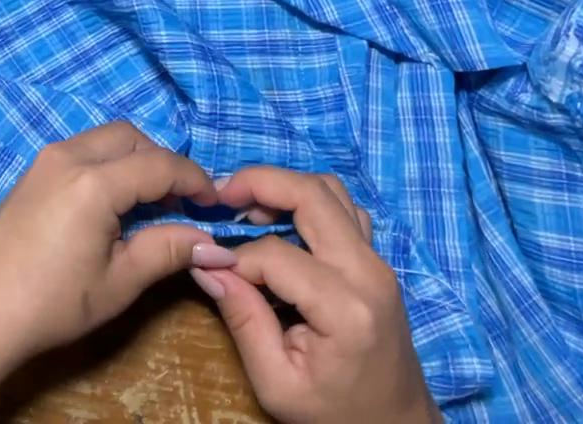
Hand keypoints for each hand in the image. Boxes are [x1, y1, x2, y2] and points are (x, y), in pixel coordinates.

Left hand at [0, 121, 238, 422]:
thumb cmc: (51, 303)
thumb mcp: (118, 282)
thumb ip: (166, 250)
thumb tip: (214, 244)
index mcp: (93, 181)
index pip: (158, 163)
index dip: (193, 178)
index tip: (215, 201)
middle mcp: (67, 156)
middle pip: (129, 137)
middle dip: (161, 160)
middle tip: (182, 199)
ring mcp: (42, 161)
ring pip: (102, 140)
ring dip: (132, 159)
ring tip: (150, 202)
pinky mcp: (29, 173)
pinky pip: (79, 152)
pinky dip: (106, 164)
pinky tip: (111, 203)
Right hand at [190, 168, 440, 423]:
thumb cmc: (335, 415)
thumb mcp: (276, 382)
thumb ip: (242, 319)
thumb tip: (204, 263)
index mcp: (346, 308)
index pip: (274, 252)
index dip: (234, 256)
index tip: (210, 270)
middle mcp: (368, 271)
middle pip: (311, 194)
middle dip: (259, 183)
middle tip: (220, 195)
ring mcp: (378, 262)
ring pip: (330, 190)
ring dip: (284, 187)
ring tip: (248, 208)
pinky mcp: (377, 261)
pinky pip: (343, 207)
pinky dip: (307, 199)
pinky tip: (281, 221)